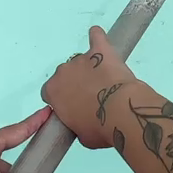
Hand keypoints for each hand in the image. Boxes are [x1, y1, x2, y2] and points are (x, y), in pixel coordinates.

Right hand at [41, 26, 140, 149]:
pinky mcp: (100, 49)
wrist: (121, 112)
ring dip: (91, 69)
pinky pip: (96, 37)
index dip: (63, 98)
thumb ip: (75, 123)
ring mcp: (81, 58)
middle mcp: (62, 71)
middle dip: (77, 83)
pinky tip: (99, 37)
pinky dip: (97, 37)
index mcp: (53, 92)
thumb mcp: (80, 135)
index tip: (74, 106)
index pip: (51, 92)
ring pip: (82, 61)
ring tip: (107, 82)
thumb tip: (81, 120)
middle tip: (93, 96)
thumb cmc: (99, 128)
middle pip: (66, 75)